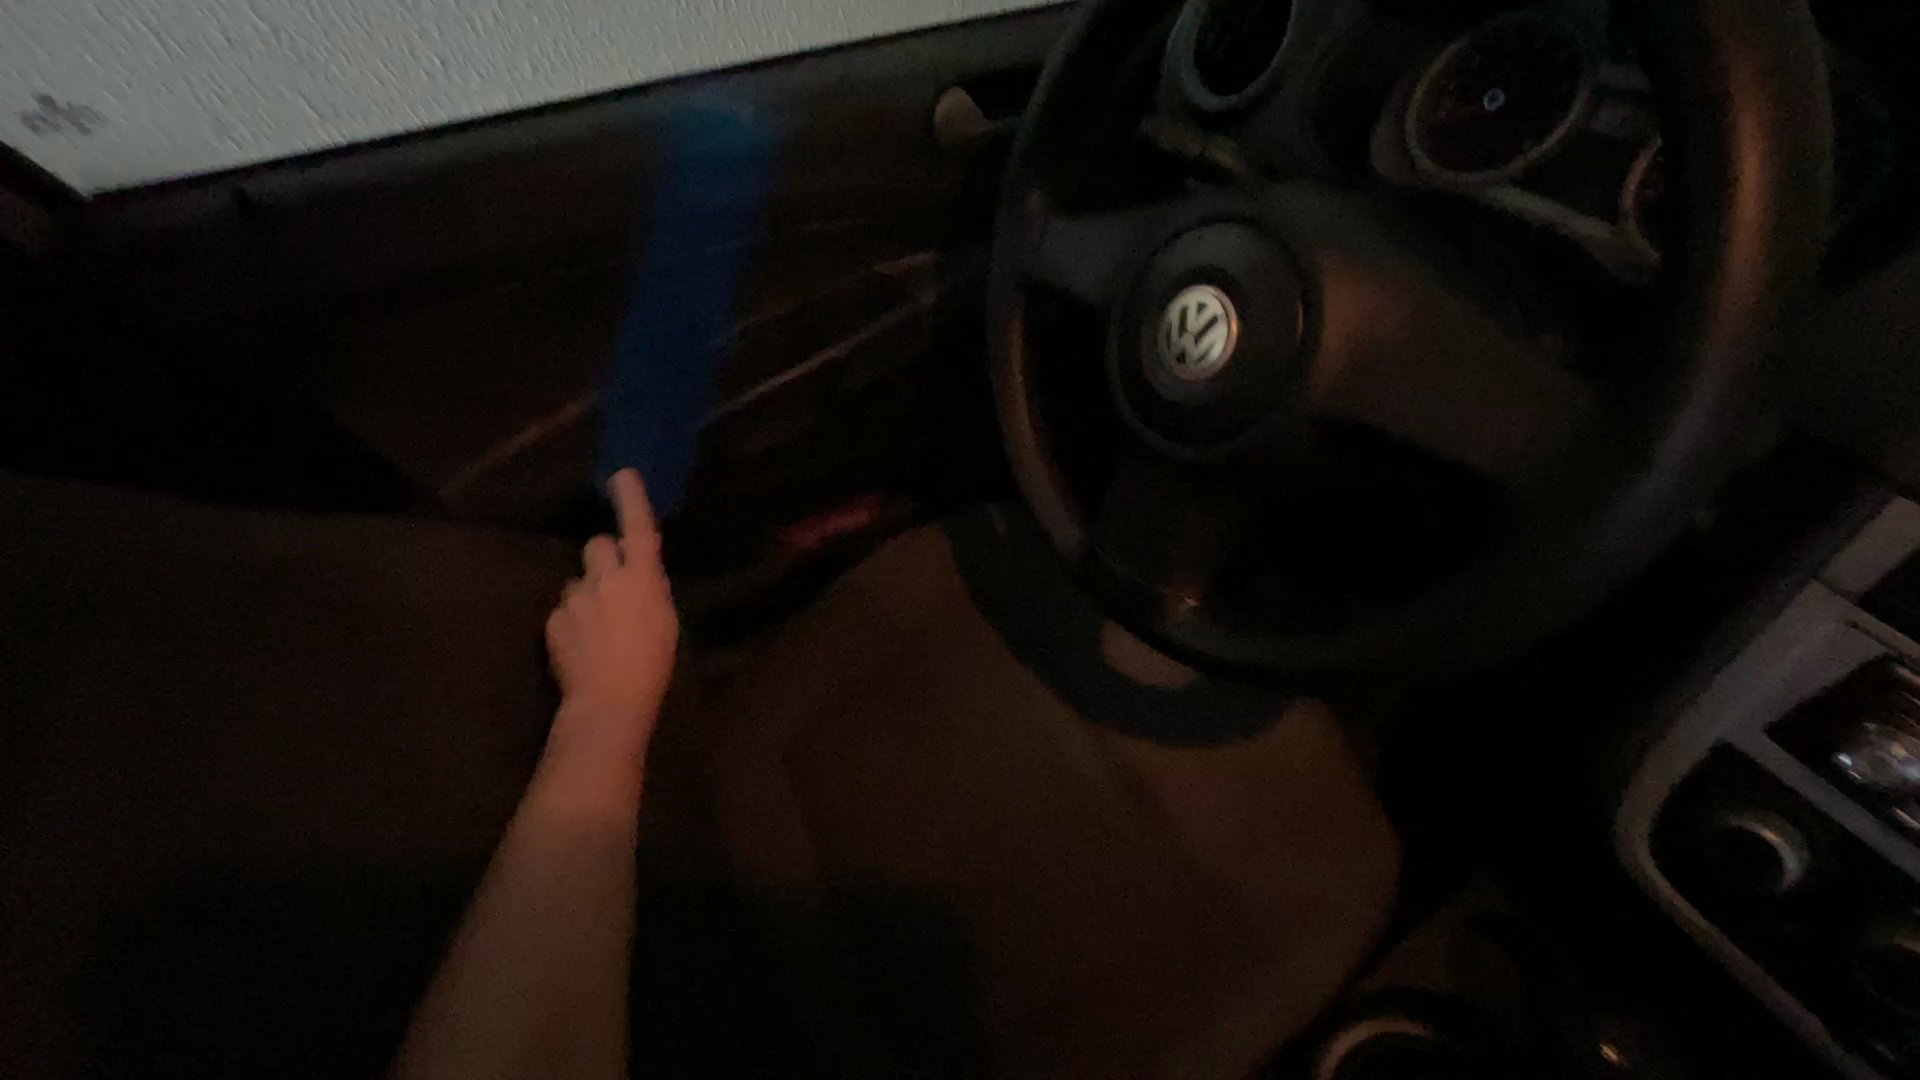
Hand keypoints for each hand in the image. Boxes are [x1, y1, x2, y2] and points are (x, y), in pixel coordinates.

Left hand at [545, 470, 678, 759]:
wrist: (610, 700)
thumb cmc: (653, 663)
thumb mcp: (665, 620)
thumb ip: (650, 590)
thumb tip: (638, 576)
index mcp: (643, 578)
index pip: (638, 529)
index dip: (632, 500)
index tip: (622, 474)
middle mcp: (606, 579)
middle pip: (599, 545)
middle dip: (605, 557)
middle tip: (613, 584)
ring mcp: (575, 599)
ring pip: (579, 581)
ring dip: (588, 594)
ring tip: (598, 628)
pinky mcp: (553, 621)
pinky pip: (563, 610)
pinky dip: (571, 622)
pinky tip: (582, 646)